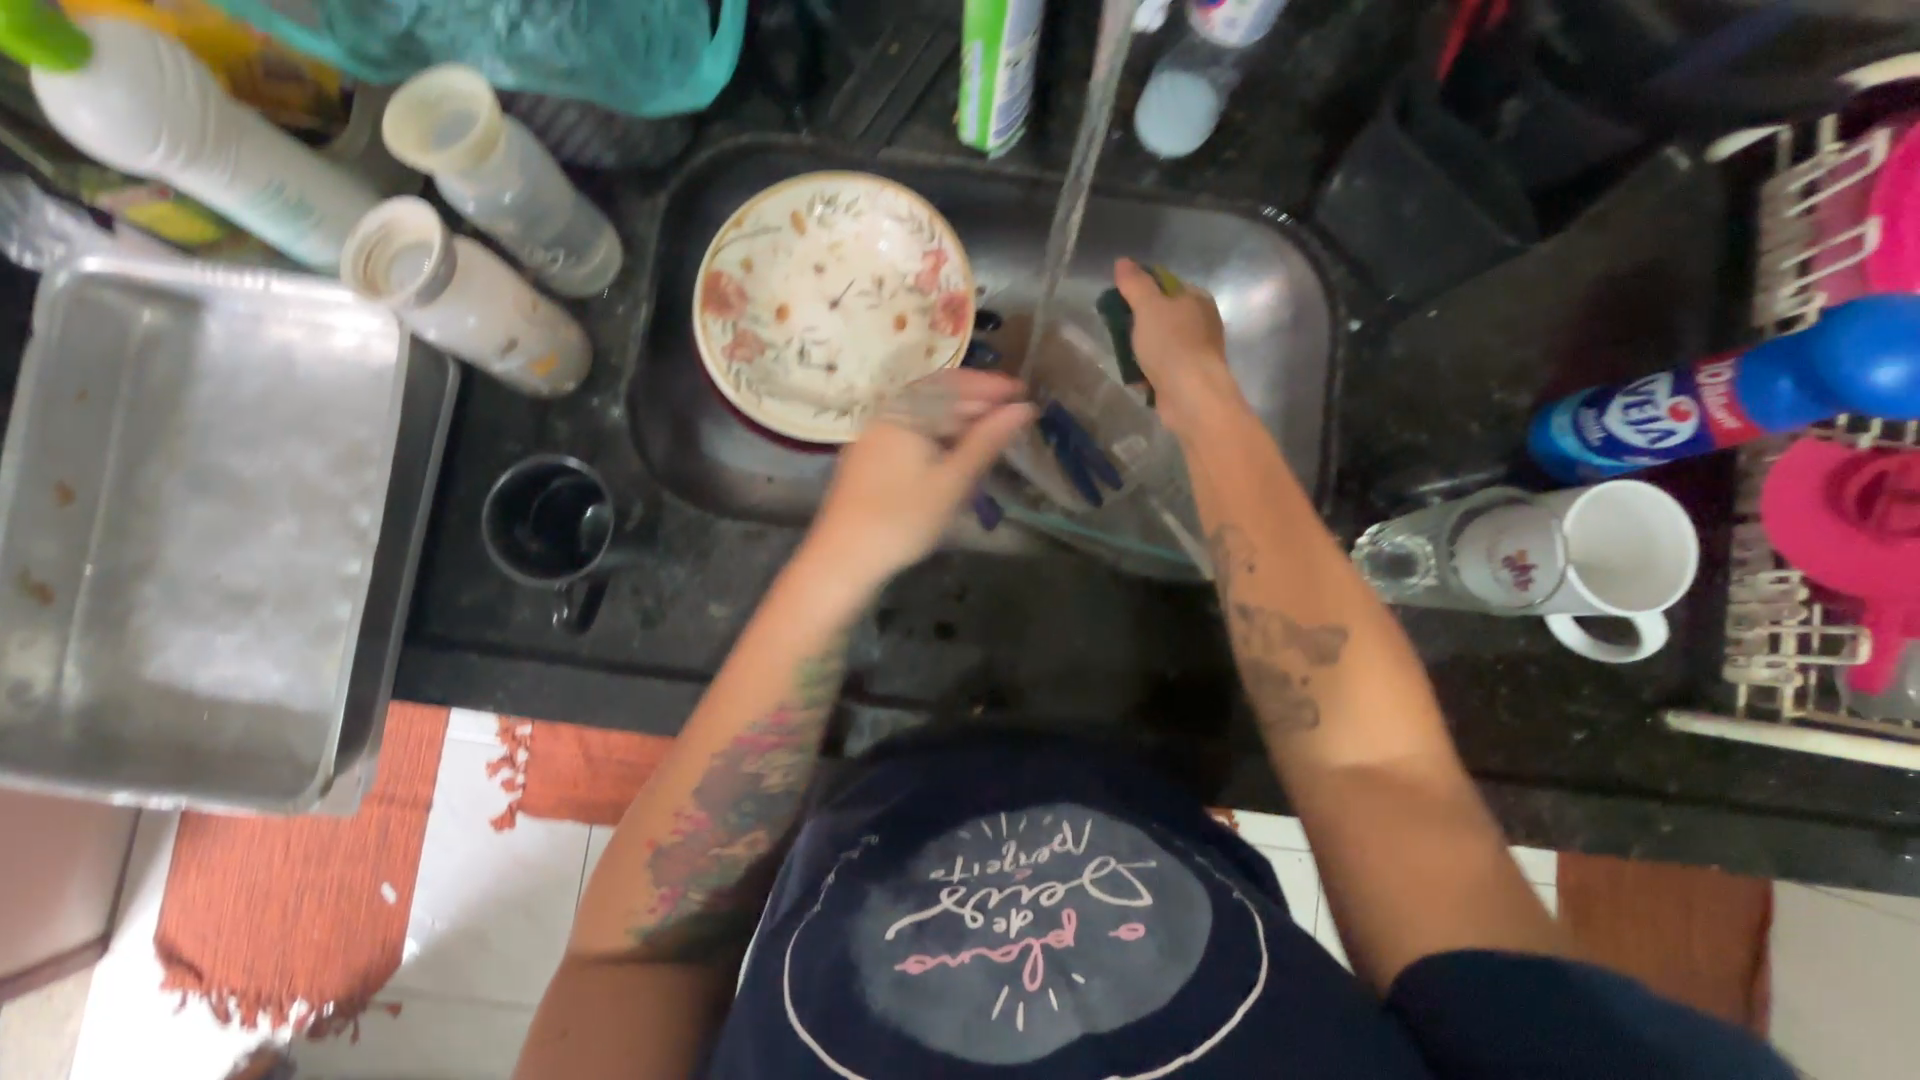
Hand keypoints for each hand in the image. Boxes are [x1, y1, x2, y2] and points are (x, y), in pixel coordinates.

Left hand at [804, 368, 1034, 583]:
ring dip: (957, 420)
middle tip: (1010, 414)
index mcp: (905, 413)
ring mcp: (873, 439)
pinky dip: (937, 437)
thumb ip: (987, 441)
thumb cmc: (903, 519)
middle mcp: (886, 417)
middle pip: (936, 397)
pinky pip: (909, 435)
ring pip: (922, 418)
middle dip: (975, 401)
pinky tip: (953, 456)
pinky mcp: (868, 462)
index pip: (954, 383)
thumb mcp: (953, 481)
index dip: (991, 386)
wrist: (843, 560)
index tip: (1024, 393)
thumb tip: (1023, 409)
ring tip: (988, 435)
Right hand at [1113, 258, 1246, 435]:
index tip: (1118, 300)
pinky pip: (1161, 367)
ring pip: (1159, 342)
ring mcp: (1195, 351)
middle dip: (1137, 323)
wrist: (1191, 395)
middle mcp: (1201, 322)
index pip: (1165, 284)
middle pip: (1161, 314)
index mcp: (1197, 299)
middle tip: (1116, 329)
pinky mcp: (1187, 377)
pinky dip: (1147, 371)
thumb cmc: (1171, 344)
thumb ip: (1135, 284)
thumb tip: (1123, 261)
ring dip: (1139, 349)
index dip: (1140, 289)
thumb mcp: (1148, 306)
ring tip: (1123, 354)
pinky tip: (1135, 376)